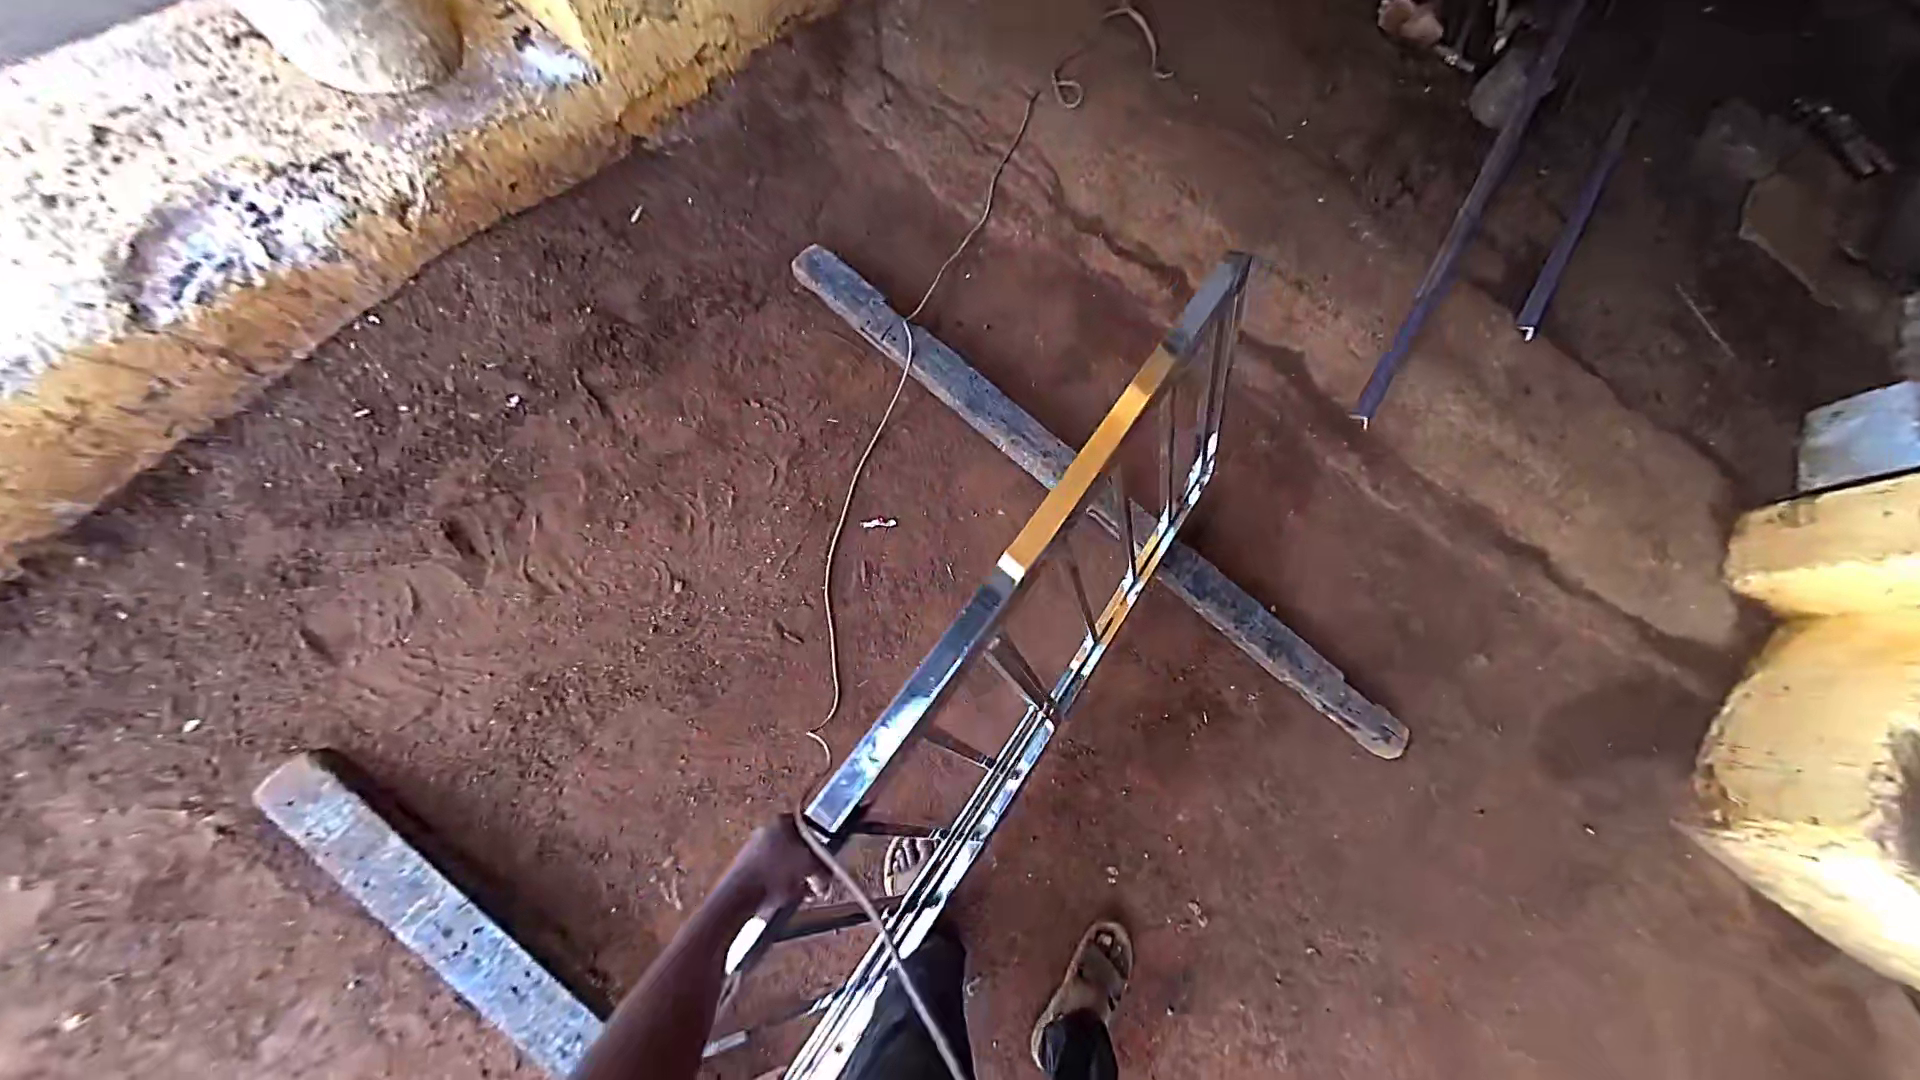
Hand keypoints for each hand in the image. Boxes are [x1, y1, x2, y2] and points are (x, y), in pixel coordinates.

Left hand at [721, 817, 824, 913]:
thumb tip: (828, 873)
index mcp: (781, 821)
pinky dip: (778, 886)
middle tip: (814, 881)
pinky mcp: (744, 870)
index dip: (820, 845)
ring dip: (794, 878)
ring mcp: (753, 850)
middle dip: (807, 866)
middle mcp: (766, 830)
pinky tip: (784, 899)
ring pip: (783, 863)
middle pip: (796, 846)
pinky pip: (769, 875)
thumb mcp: (810, 866)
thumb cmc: (775, 874)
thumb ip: (823, 866)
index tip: (825, 861)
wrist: (737, 898)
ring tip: (801, 894)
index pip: (809, 826)